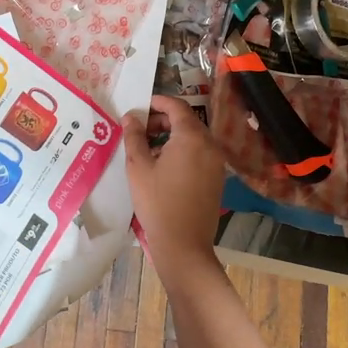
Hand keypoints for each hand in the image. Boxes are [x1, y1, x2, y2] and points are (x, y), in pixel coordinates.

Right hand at [124, 95, 227, 283]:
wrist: (184, 244)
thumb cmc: (157, 202)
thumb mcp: (138, 167)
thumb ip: (134, 137)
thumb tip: (130, 117)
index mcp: (192, 137)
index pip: (176, 106)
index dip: (157, 102)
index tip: (139, 108)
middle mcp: (210, 144)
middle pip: (186, 120)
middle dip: (162, 120)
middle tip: (139, 130)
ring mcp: (216, 162)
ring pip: (193, 137)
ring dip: (172, 136)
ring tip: (148, 149)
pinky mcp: (217, 178)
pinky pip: (199, 153)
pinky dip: (182, 150)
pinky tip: (163, 166)